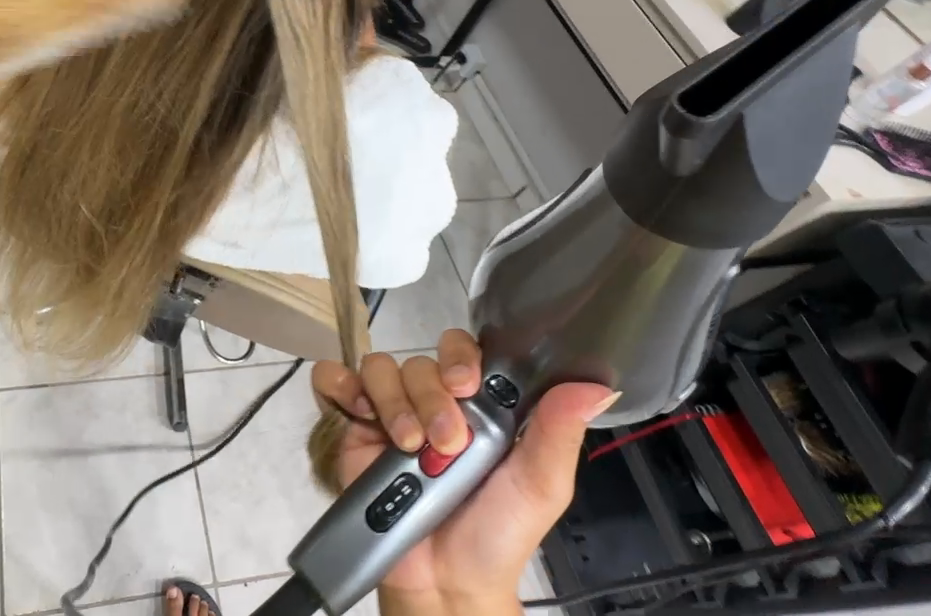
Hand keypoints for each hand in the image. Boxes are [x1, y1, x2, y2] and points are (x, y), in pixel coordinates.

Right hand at [311, 331, 616, 615]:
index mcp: (474, 403)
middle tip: (443, 442)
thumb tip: (598, 385)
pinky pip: (332, 380)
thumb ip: (558, 432)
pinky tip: (358, 411)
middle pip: (417, 362)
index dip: (458, 357)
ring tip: (407, 448)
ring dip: (392, 402)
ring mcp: (387, 410)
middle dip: (429, 398)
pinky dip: (339, 384)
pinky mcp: (350, 424)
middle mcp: (429, 398)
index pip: (460, 350)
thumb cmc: (497, 533)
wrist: (443, 581)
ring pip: (378, 368)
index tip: (464, 385)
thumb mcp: (539, 486)